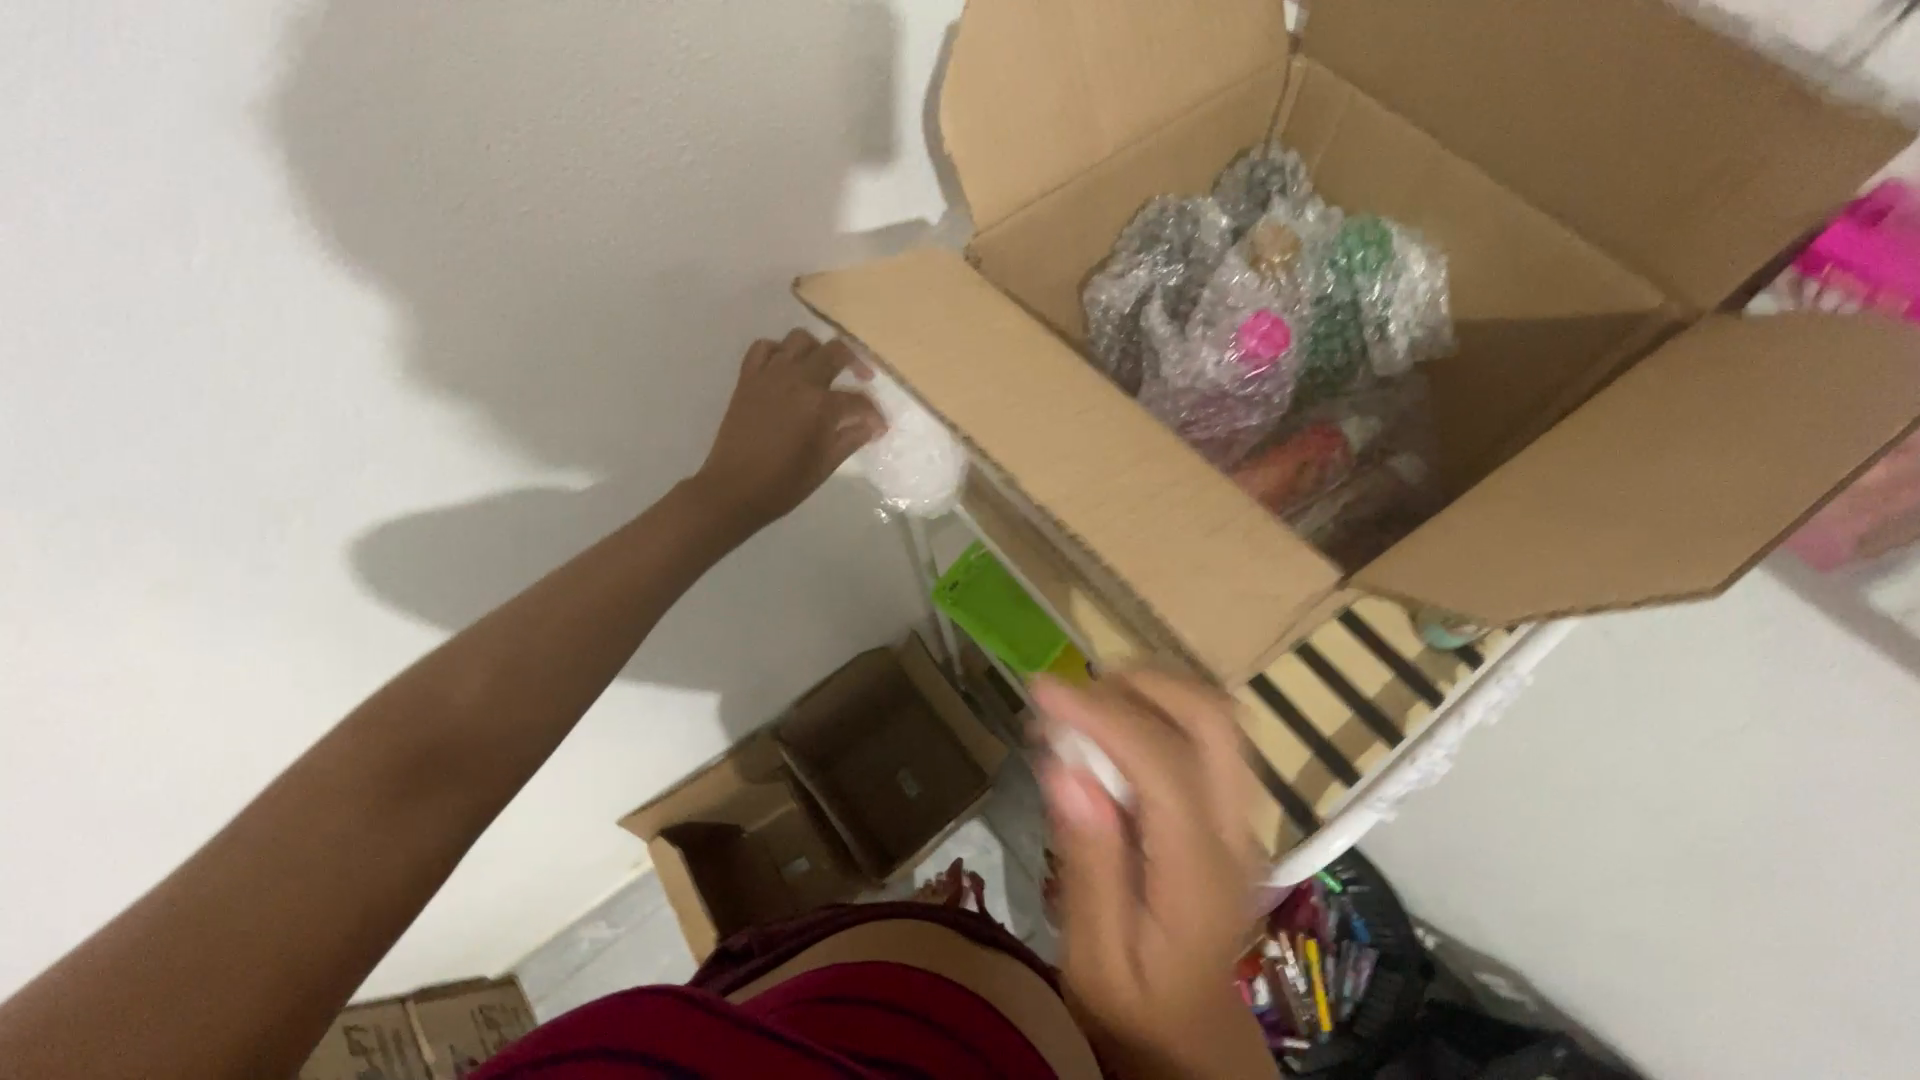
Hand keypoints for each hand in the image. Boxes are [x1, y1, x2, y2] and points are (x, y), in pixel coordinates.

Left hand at [695, 329, 886, 527]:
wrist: (734, 489)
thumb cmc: (784, 484)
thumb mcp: (826, 465)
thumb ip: (851, 438)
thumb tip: (872, 425)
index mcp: (821, 405)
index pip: (859, 400)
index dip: (874, 414)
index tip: (879, 426)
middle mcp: (798, 380)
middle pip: (836, 352)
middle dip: (857, 363)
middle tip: (863, 378)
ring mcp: (770, 375)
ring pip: (801, 339)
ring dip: (818, 349)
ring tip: (823, 368)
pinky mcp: (748, 378)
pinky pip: (764, 347)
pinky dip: (778, 351)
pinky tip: (786, 368)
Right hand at [1036, 672, 1277, 1079]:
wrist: (1192, 1033)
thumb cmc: (1135, 1006)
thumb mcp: (1096, 958)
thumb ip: (1089, 866)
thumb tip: (1067, 771)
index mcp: (1200, 872)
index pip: (1163, 763)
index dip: (1101, 714)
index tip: (1041, 689)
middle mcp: (1236, 832)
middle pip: (1214, 718)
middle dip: (1141, 683)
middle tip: (1073, 692)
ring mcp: (1242, 817)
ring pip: (1216, 717)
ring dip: (1152, 692)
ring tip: (1085, 706)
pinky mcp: (1231, 812)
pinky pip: (1205, 736)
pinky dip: (1158, 711)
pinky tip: (1109, 730)